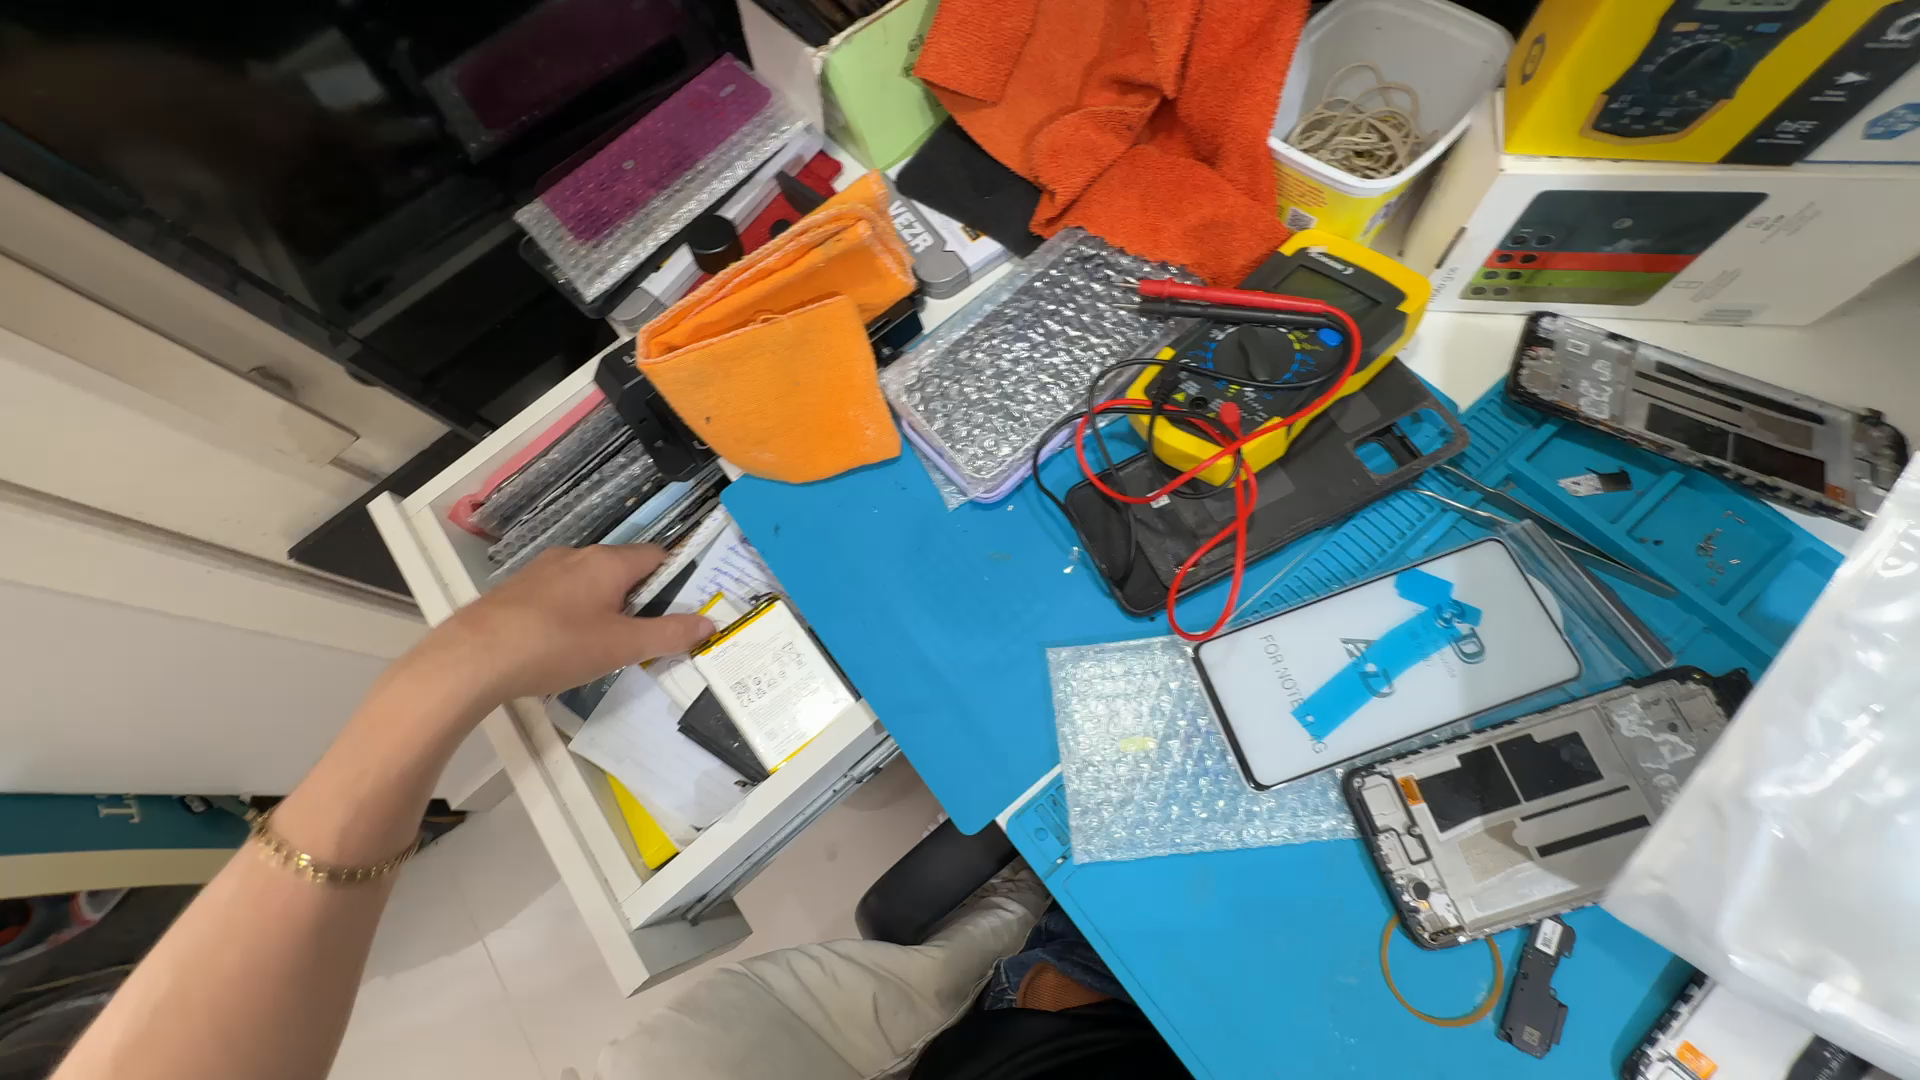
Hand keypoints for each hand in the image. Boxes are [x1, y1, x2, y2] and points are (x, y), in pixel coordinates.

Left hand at [413, 545, 713, 707]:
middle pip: (625, 569)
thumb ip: (670, 634)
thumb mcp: (623, 646)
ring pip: (591, 582)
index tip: (683, 608)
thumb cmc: (557, 646)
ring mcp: (543, 571)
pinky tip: (566, 644)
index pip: (658, 556)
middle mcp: (577, 556)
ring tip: (608, 643)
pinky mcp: (517, 591)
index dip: (676, 579)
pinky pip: (562, 594)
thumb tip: (710, 623)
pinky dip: (575, 612)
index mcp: (609, 562)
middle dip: (642, 597)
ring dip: (607, 605)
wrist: (470, 660)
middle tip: (649, 633)